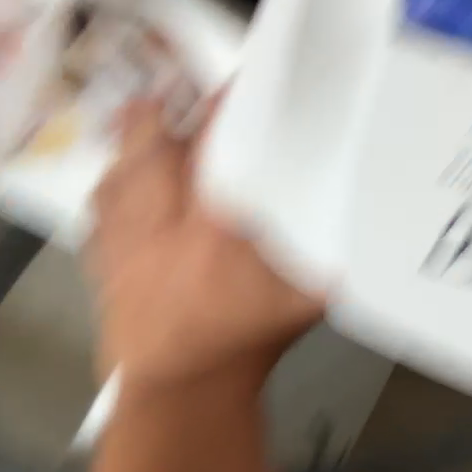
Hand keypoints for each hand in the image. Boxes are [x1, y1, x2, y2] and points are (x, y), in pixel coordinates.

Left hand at [87, 99, 323, 398]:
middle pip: (151, 159)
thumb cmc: (257, 332)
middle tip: (172, 94)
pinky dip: (110, 188)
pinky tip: (120, 181)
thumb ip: (330, 246)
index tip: (243, 86)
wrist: (187, 385)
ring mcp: (124, 247)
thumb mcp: (312, 288)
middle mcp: (162, 228)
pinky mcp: (102, 267)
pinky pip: (100, 213)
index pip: (222, 154)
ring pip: (116, 182)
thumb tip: (371, 210)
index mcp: (218, 228)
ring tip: (143, 122)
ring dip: (130, 150)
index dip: (230, 114)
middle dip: (159, 122)